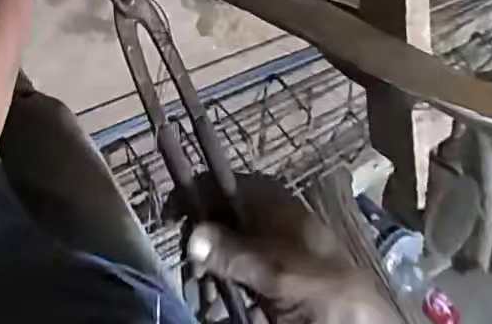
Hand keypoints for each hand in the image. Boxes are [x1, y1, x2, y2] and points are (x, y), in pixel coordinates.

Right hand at [184, 176, 400, 323]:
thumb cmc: (322, 288)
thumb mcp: (276, 272)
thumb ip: (233, 252)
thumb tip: (190, 236)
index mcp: (264, 198)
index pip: (216, 182)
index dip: (191, 197)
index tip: (169, 223)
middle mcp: (259, 216)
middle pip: (212, 219)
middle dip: (197, 249)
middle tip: (193, 280)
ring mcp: (263, 247)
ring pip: (218, 252)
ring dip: (206, 277)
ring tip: (205, 302)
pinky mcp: (265, 278)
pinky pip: (231, 278)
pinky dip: (220, 294)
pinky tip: (217, 310)